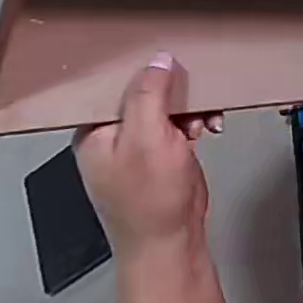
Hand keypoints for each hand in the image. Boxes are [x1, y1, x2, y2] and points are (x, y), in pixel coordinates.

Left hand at [74, 52, 223, 259]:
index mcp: (94, 130)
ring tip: (203, 120)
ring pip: (166, 104)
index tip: (164, 56)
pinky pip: (179, 121)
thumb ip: (149, 94)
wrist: (173, 245)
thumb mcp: (147, 138)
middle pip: (144, 91)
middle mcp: (112, 134)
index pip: (113, 83)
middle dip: (173, 92)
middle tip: (191, 97)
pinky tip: (208, 127)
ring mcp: (139, 143)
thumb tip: (159, 59)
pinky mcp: (162, 150)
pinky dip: (196, 120)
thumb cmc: (151, 201)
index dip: (140, 68)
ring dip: (189, 107)